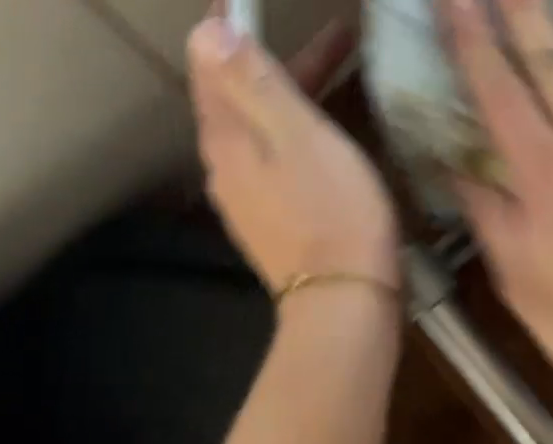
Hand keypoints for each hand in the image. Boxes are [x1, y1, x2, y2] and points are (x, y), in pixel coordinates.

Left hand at [188, 17, 399, 292]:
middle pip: (235, 100)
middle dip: (270, 65)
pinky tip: (314, 149)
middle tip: (328, 43)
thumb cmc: (334, 215)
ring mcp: (245, 205)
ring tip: (322, 88)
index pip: (211, 61)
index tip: (248, 4)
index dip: (230, 25)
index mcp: (226, 137)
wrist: (346, 305)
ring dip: (283, 105)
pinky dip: (290, 144)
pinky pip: (271, 170)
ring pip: (255, 137)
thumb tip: (206, 33)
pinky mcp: (271, 232)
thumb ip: (254, 82)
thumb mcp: (300, 135)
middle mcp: (223, 168)